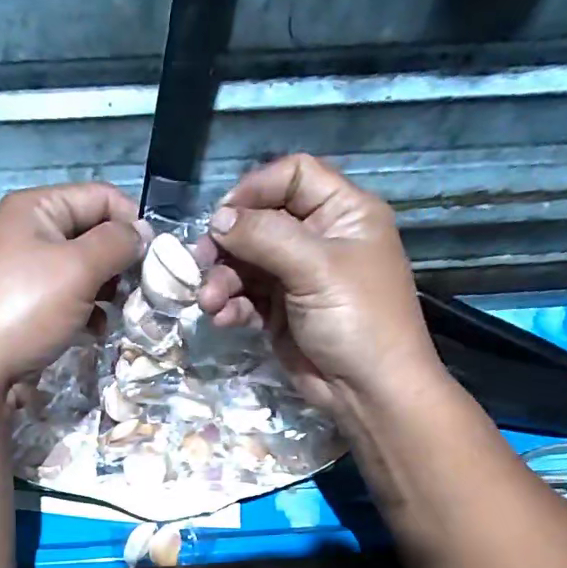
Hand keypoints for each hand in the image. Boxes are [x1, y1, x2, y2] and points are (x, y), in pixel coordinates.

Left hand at [0, 182, 148, 392]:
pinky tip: (92, 332)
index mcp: (34, 208)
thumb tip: (140, 233)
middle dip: (117, 261)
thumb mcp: (79, 269)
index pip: (100, 197)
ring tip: (114, 314)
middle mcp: (22, 233)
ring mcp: (16, 273)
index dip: (131, 222)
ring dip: (102, 290)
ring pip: (77, 271)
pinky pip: (60, 299)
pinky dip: (81, 311)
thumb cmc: (25, 310)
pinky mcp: (16, 308)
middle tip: (134, 292)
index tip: (152, 260)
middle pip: (88, 233)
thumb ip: (117, 243)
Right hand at [196, 155, 442, 409]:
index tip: (222, 216)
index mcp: (342, 213)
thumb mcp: (315, 268)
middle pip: (259, 222)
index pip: (293, 177)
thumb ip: (264, 237)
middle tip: (199, 263)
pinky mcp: (279, 311)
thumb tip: (217, 219)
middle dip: (227, 244)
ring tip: (209, 303)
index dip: (255, 189)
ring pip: (245, 262)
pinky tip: (222, 320)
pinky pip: (245, 296)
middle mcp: (318, 238)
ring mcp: (296, 276)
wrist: (367, 391)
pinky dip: (230, 305)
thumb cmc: (357, 318)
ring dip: (222, 280)